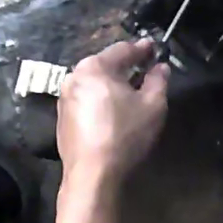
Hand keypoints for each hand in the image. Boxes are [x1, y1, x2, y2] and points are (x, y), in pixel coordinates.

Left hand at [58, 40, 169, 187]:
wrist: (93, 174)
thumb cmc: (125, 135)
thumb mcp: (152, 106)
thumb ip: (158, 81)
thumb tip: (160, 67)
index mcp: (94, 67)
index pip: (123, 49)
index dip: (142, 49)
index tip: (156, 48)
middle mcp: (74, 77)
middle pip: (105, 64)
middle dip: (126, 66)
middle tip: (145, 69)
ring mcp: (64, 98)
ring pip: (94, 83)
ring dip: (112, 84)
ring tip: (130, 91)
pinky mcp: (62, 118)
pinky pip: (86, 99)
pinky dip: (101, 99)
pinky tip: (113, 110)